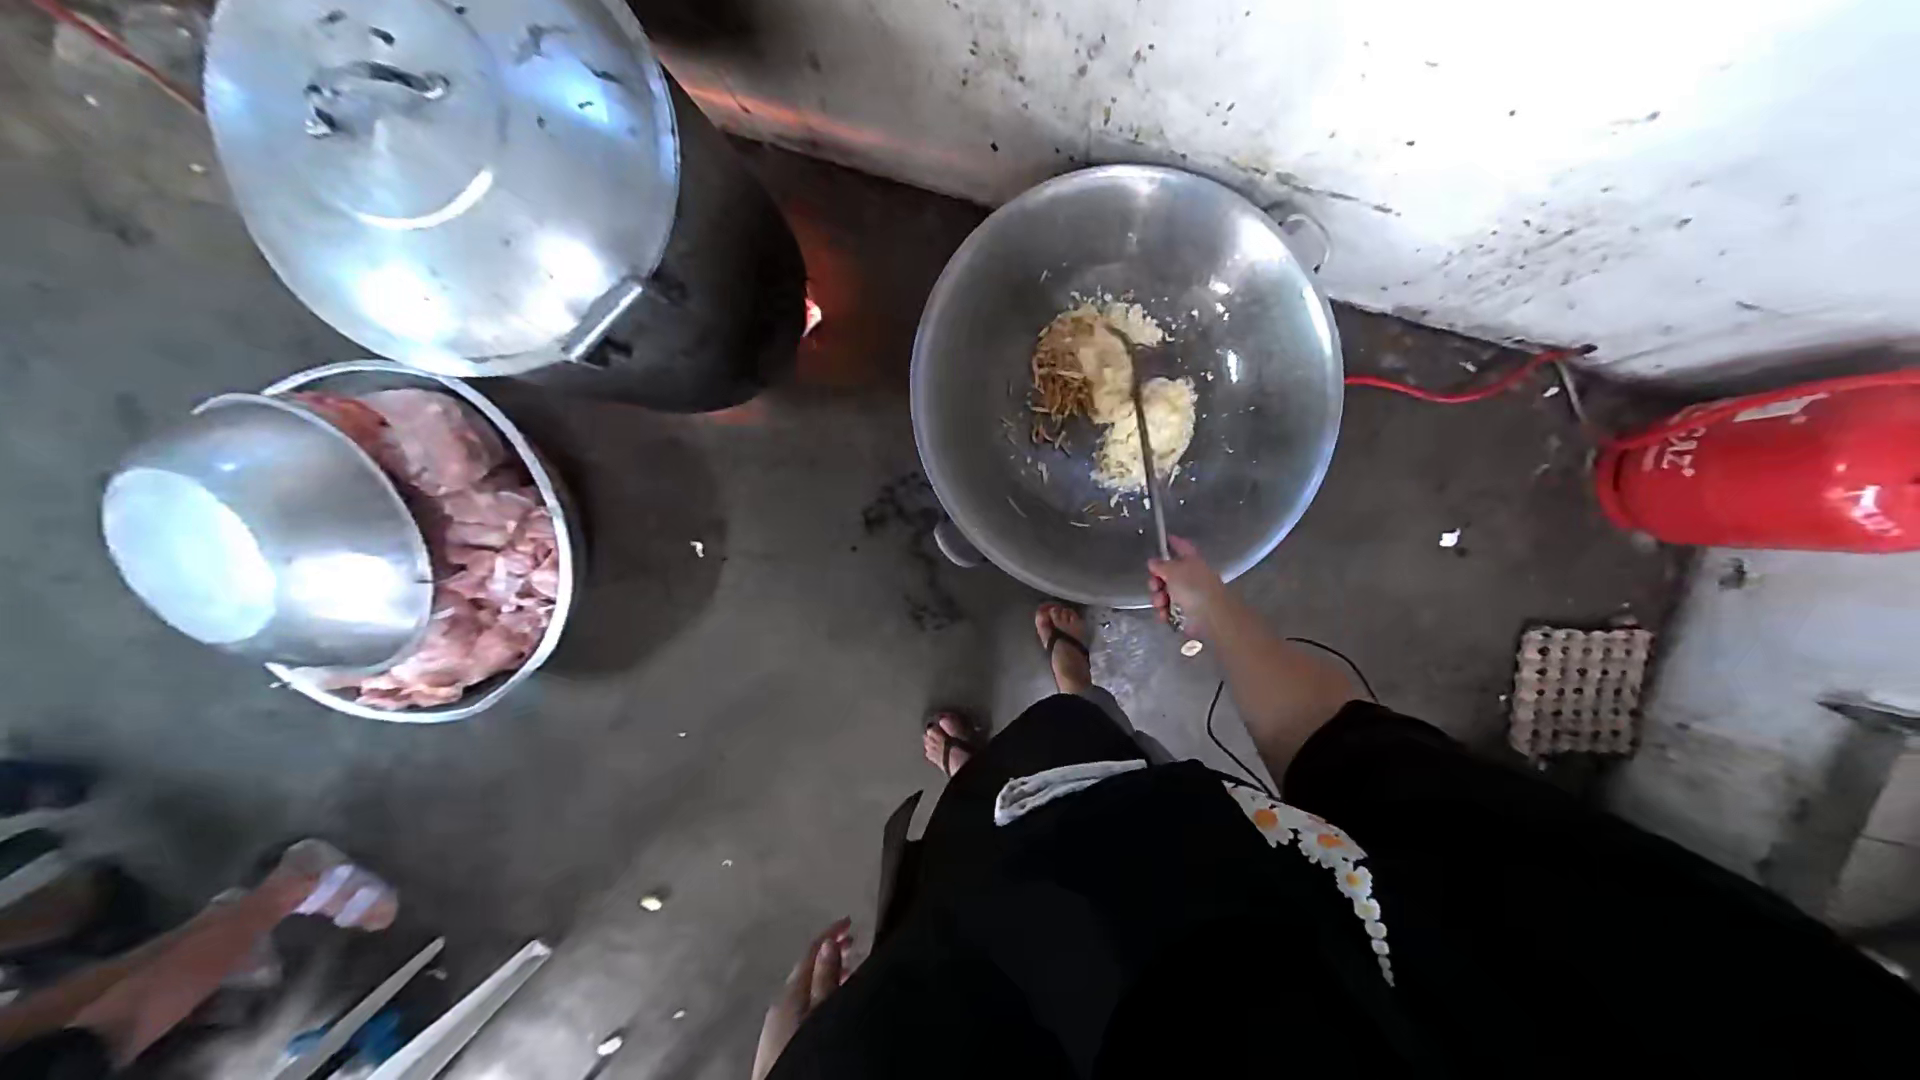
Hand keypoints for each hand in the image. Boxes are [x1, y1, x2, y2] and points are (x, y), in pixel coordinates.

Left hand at [751, 918, 854, 1079]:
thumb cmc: (804, 1050)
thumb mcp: (821, 1013)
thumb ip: (824, 979)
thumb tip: (828, 943)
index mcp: (790, 991)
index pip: (811, 951)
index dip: (831, 933)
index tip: (850, 921)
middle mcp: (781, 1001)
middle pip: (807, 966)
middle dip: (830, 951)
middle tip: (854, 942)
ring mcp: (777, 1021)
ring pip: (806, 985)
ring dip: (827, 972)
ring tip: (850, 969)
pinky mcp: (779, 1038)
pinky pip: (804, 1001)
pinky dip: (820, 990)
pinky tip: (832, 999)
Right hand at [1147, 536, 1226, 638]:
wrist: (1210, 618)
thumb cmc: (1194, 588)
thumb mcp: (1174, 570)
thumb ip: (1161, 565)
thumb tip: (1153, 562)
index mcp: (1193, 562)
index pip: (1183, 547)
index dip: (1175, 542)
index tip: (1166, 539)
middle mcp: (1191, 578)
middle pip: (1167, 574)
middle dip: (1156, 580)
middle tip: (1155, 585)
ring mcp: (1188, 597)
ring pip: (1164, 593)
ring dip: (1158, 598)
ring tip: (1161, 603)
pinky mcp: (1185, 615)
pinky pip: (1167, 610)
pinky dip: (1163, 612)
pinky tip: (1164, 614)